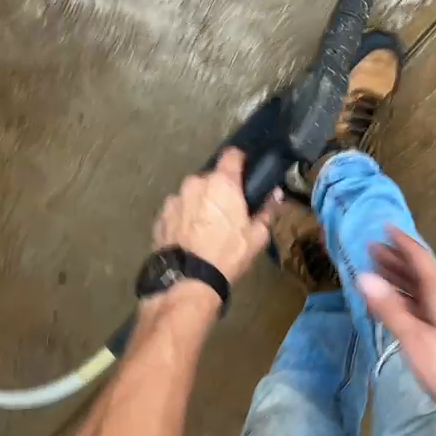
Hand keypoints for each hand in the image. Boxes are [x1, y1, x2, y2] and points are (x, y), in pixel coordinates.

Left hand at [151, 149, 272, 287]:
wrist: (188, 280)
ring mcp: (174, 199)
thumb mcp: (256, 237)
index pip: (232, 154)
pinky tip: (188, 236)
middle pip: (210, 178)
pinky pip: (176, 210)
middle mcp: (195, 183)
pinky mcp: (160, 216)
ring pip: (191, 194)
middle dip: (217, 190)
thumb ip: (265, 211)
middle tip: (226, 210)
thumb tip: (274, 195)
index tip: (243, 171)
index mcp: (222, 183)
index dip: (239, 160)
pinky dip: (183, 217)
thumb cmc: (227, 254)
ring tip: (204, 227)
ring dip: (198, 203)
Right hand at [358, 229, 435, 435]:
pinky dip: (411, 300)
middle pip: (422, 272)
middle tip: (371, 250)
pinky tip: (399, 307)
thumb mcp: (416, 341)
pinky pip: (431, 305)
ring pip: (426, 290)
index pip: (420, 257)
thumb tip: (364, 277)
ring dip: (403, 281)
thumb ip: (390, 309)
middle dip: (396, 261)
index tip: (383, 226)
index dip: (401, 242)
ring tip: (379, 274)